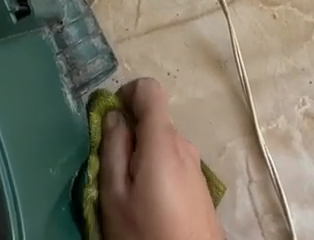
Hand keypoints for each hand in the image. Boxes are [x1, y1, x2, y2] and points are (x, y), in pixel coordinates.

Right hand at [100, 78, 224, 239]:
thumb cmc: (147, 234)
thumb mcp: (115, 196)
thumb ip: (112, 148)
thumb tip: (115, 115)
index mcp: (162, 140)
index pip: (149, 88)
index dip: (127, 95)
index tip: (111, 122)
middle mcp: (184, 145)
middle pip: (154, 121)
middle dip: (131, 136)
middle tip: (114, 172)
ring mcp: (196, 167)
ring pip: (163, 145)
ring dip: (144, 159)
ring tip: (132, 197)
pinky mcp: (201, 188)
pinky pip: (174, 165)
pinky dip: (158, 174)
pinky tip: (152, 208)